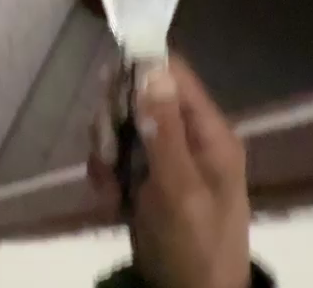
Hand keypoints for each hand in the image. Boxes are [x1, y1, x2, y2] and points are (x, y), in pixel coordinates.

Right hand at [88, 60, 251, 287]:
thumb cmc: (194, 247)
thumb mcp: (179, 188)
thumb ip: (163, 128)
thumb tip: (151, 65)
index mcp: (208, 132)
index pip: (172, 71)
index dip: (139, 68)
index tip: (110, 86)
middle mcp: (186, 135)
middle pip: (137, 92)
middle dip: (114, 118)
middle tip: (110, 150)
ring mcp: (164, 156)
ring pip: (118, 122)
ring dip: (105, 150)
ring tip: (112, 185)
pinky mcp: (144, 176)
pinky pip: (112, 154)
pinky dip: (104, 173)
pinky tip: (111, 198)